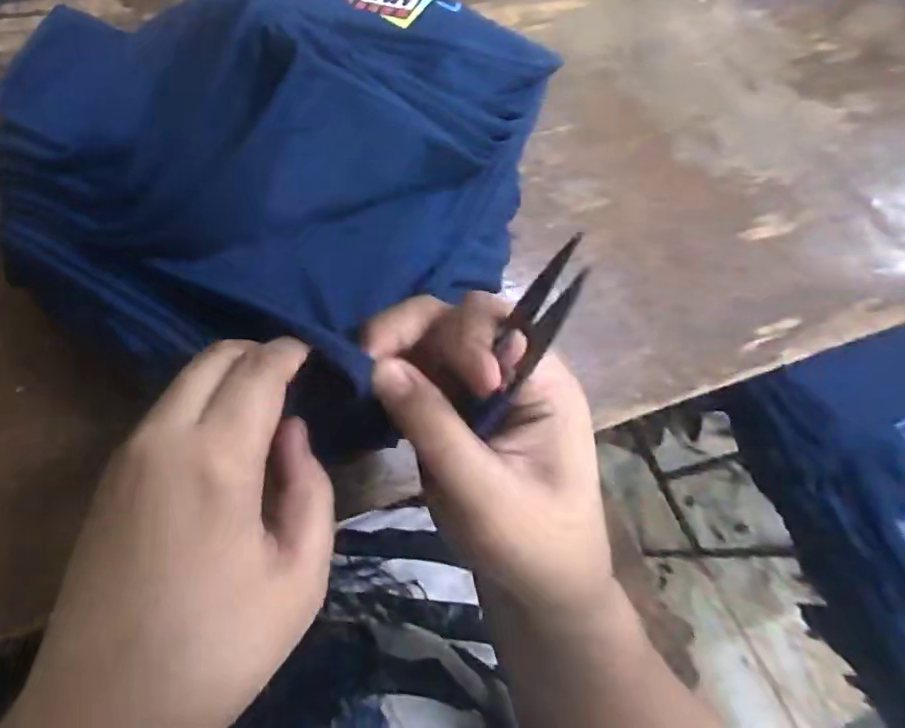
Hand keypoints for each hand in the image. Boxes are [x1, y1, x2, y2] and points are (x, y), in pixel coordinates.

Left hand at [3, 338, 335, 727]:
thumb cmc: (216, 648)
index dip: (289, 351)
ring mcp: (129, 450)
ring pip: (184, 379)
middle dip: (256, 352)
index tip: (313, 352)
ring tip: (259, 406)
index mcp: (217, 456)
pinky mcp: (110, 471)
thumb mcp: (298, 582)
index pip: (258, 370)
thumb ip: (309, 490)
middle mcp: (166, 434)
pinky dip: (197, 400)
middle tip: (290, 375)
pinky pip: (163, 409)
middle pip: (214, 357)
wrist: (104, 705)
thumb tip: (292, 431)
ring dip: (224, 375)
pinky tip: (217, 438)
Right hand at [363, 293, 616, 615]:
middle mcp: (507, 365)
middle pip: (452, 318)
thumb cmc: (530, 542)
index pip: (496, 319)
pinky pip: (414, 365)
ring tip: (364, 373)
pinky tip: (371, 388)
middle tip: (369, 359)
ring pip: (426, 336)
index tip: (447, 383)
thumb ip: (434, 427)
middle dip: (409, 329)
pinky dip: (389, 369)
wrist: (538, 587)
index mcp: (540, 378)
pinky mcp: (450, 399)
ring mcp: (475, 380)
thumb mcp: (484, 493)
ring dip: (392, 345)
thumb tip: (378, 365)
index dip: (463, 336)